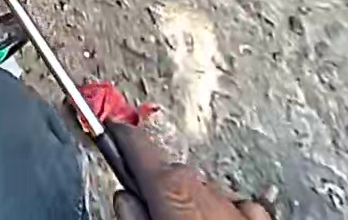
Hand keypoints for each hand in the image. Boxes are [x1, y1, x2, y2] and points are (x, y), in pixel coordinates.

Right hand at [108, 123, 270, 219]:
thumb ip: (132, 216)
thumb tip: (126, 199)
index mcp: (170, 187)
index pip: (134, 143)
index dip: (119, 140)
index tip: (111, 136)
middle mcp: (203, 186)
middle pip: (167, 173)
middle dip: (157, 190)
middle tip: (151, 217)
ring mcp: (236, 206)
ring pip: (201, 192)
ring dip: (190, 207)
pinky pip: (234, 209)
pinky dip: (222, 217)